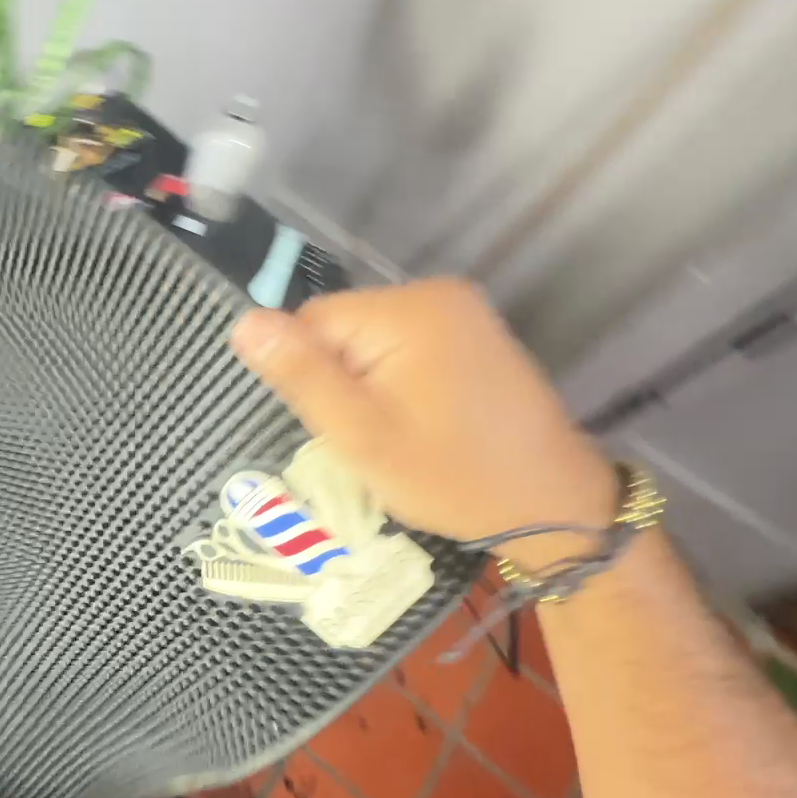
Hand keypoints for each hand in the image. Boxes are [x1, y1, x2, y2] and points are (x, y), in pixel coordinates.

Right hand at [229, 278, 618, 568]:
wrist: (552, 504)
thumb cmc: (449, 476)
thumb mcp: (360, 435)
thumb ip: (302, 375)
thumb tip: (244, 322)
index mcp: (406, 310)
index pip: (311, 322)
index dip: (310, 375)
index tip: (337, 422)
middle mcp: (434, 293)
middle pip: (340, 328)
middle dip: (340, 380)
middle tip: (367, 434)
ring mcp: (459, 310)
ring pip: (366, 340)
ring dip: (365, 383)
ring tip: (393, 430)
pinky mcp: (471, 332)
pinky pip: (400, 346)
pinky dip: (393, 380)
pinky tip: (416, 418)